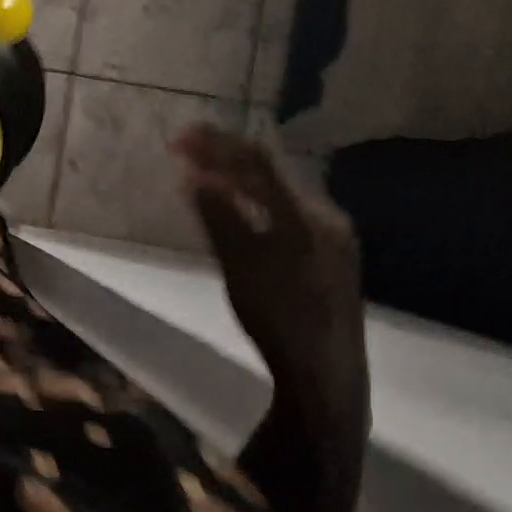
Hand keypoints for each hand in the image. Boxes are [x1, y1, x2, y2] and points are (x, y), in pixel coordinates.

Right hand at [172, 125, 366, 403]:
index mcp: (307, 216)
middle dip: (224, 158)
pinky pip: (285, 212)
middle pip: (269, 175)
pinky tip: (236, 207)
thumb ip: (220, 217)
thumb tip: (194, 174)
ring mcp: (332, 237)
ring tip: (202, 170)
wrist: (325, 373)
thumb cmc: (278, 319)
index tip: (180, 138)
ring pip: (277, 193)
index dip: (217, 146)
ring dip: (237, 178)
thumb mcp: (240, 267)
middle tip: (183, 149)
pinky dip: (253, 201)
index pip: (257, 164)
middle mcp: (326, 218)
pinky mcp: (329, 255)